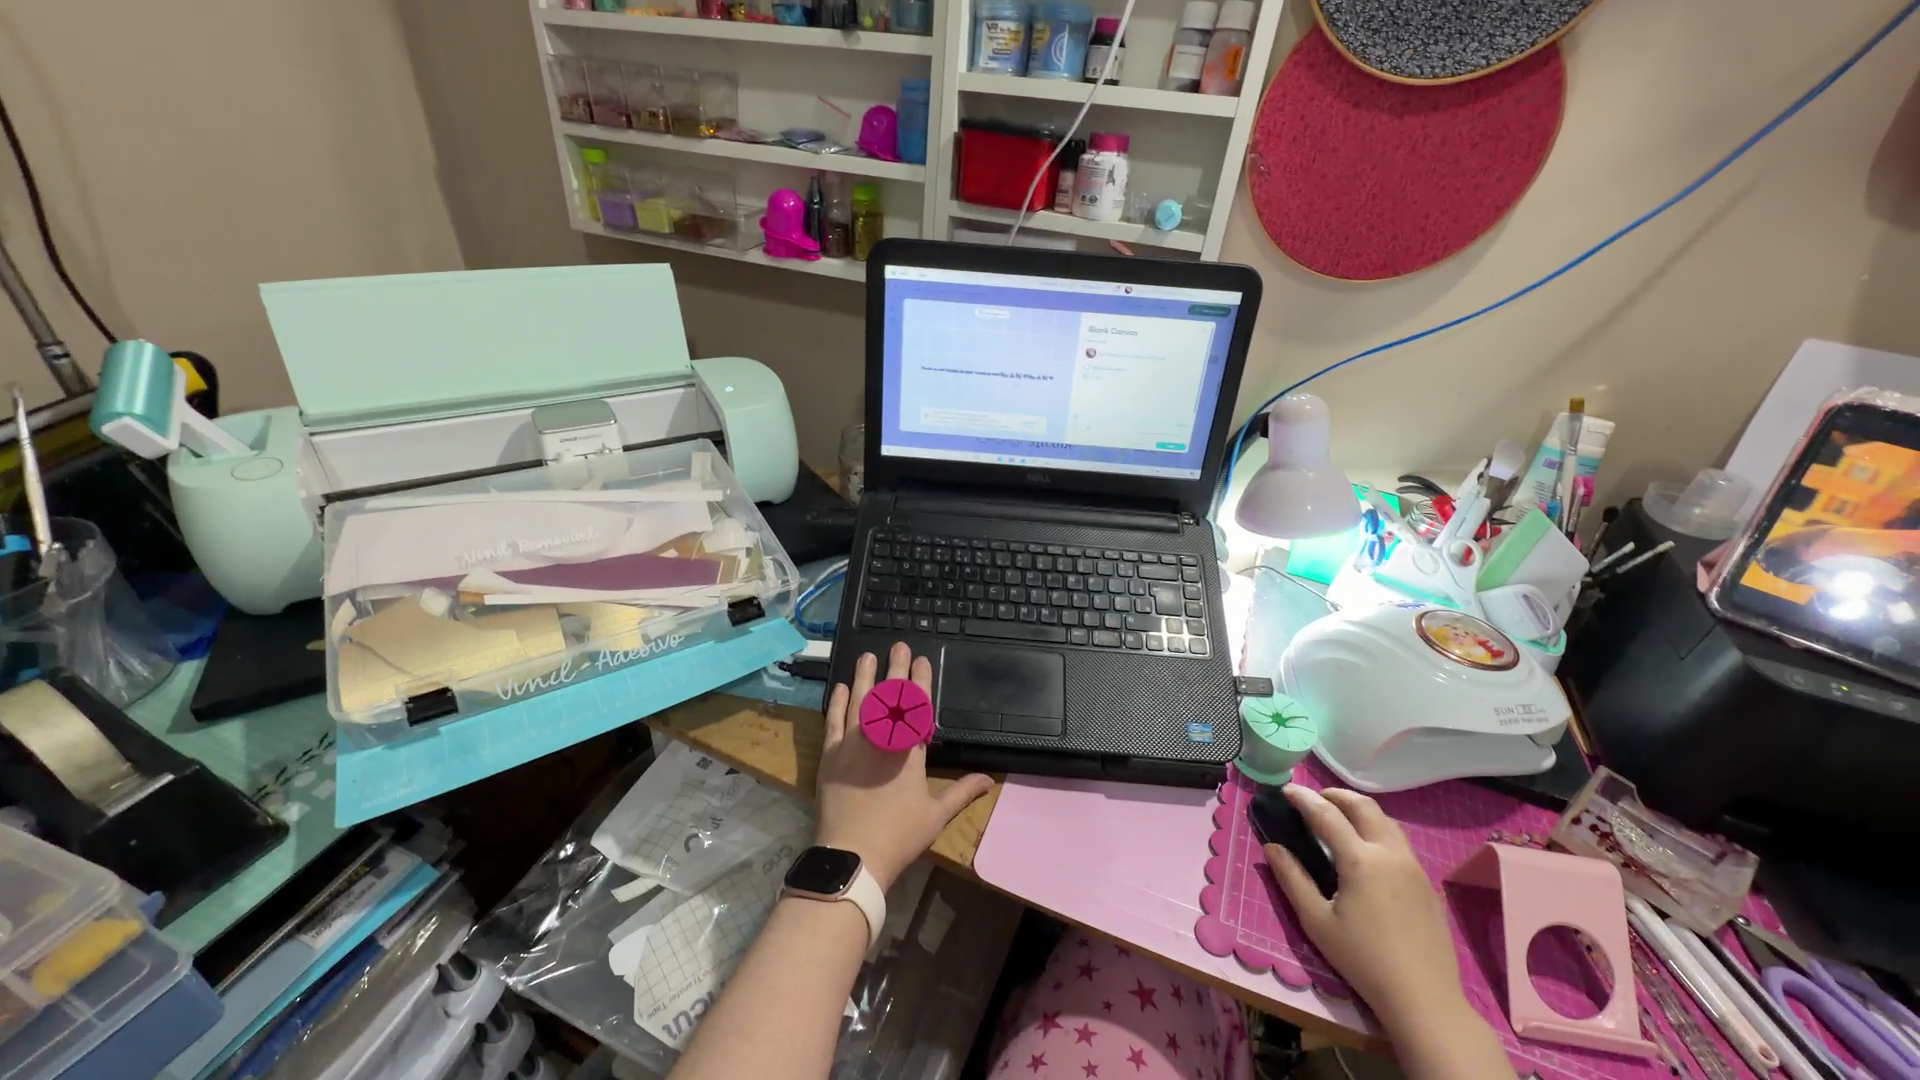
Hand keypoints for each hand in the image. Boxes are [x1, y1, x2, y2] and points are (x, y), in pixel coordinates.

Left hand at [815, 643, 993, 890]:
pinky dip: (836, 703)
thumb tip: (989, 780)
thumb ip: (962, 792)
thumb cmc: (898, 835)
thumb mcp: (936, 815)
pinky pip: (833, 721)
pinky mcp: (829, 756)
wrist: (852, 855)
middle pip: (888, 696)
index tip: (922, 660)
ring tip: (868, 656)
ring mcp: (852, 745)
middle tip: (899, 646)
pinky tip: (840, 688)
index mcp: (908, 751)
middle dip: (895, 668)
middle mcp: (880, 739)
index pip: (916, 707)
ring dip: (864, 677)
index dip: (920, 681)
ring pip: (859, 701)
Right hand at [1262, 785, 1466, 1024]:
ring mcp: (1413, 866)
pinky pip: (1400, 841)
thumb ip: (1292, 879)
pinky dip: (1378, 829)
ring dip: (1360, 809)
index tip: (1286, 790)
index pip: (1327, 814)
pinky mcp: (1426, 883)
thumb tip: (1272, 847)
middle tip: (1314, 798)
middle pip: (1364, 806)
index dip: (1304, 798)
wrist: (1423, 996)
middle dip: (1336, 795)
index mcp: (1360, 860)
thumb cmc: (1362, 959)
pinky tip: (1367, 849)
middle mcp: (1390, 853)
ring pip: (1387, 820)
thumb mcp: (1316, 921)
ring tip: (1340, 816)